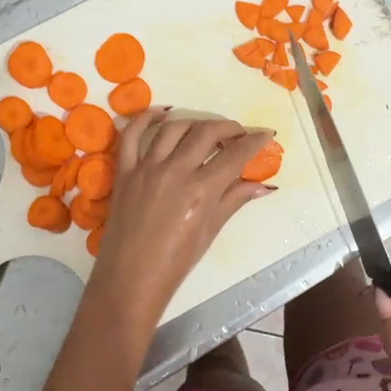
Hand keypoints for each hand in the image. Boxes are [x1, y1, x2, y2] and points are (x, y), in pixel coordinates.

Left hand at [86, 108, 275, 324]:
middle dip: (228, 128)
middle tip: (238, 133)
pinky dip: (147, 118)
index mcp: (201, 190)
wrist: (131, 277)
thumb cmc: (176, 261)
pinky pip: (132, 135)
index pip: (235, 154)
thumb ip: (234, 200)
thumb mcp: (210, 230)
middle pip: (206, 132)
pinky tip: (162, 113)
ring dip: (195, 123)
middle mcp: (175, 171)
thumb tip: (263, 185)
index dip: (254, 141)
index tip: (265, 135)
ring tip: (207, 130)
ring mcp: (146, 167)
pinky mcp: (124, 171)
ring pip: (174, 128)